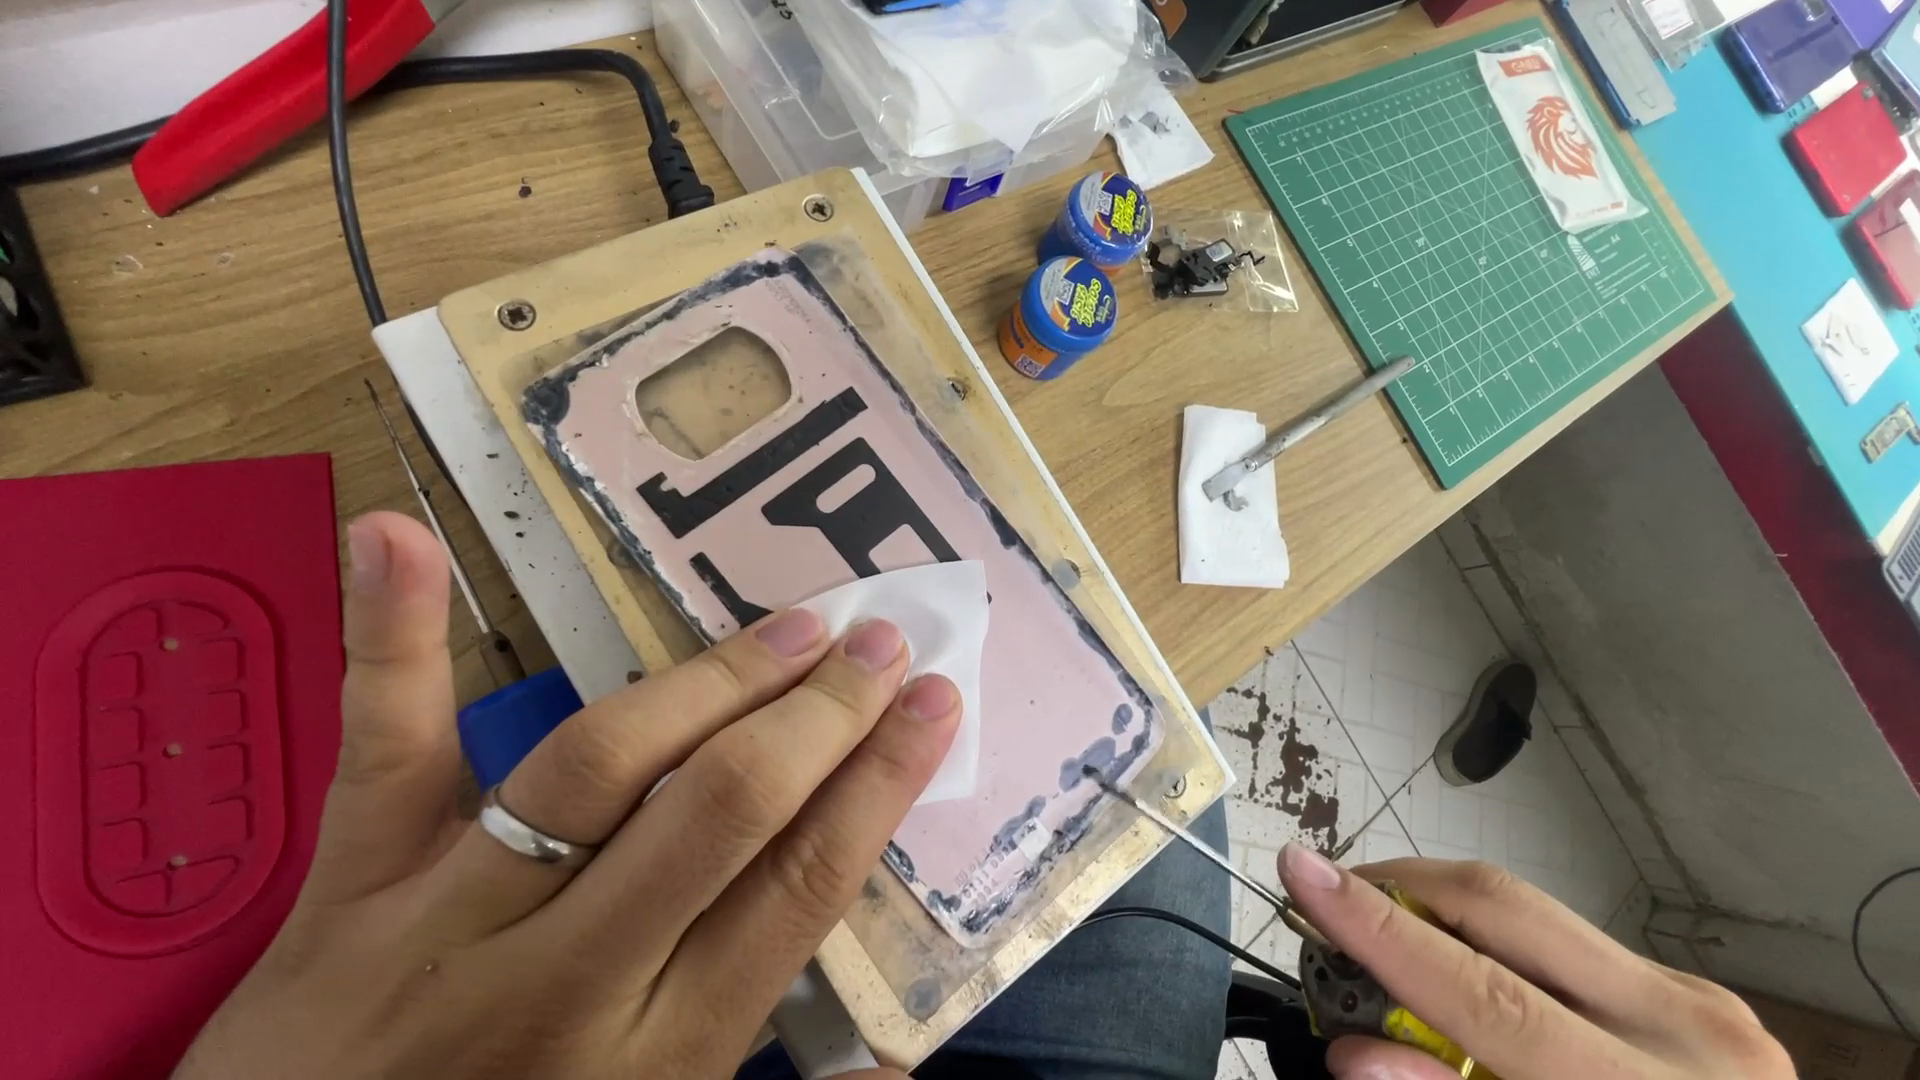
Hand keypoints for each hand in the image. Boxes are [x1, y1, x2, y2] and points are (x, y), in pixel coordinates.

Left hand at [174, 512, 960, 1078]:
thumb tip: (899, 1065)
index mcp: (662, 1054)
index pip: (799, 887)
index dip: (878, 783)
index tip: (933, 703)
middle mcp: (568, 975)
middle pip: (719, 809)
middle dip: (816, 716)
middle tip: (879, 643)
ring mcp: (451, 910)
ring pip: (599, 764)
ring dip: (709, 682)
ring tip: (793, 627)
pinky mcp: (355, 874)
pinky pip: (387, 744)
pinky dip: (394, 638)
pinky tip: (395, 535)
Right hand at [1275, 845, 1792, 1079]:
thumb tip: (1350, 1051)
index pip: (1483, 994)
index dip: (1377, 929)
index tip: (1297, 868)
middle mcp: (1687, 1029)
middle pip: (1498, 905)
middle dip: (1393, 886)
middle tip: (1327, 899)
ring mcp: (1695, 997)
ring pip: (1518, 903)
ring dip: (1429, 905)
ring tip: (1378, 931)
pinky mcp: (1686, 984)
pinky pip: (1546, 929)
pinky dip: (1476, 932)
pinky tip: (1452, 960)